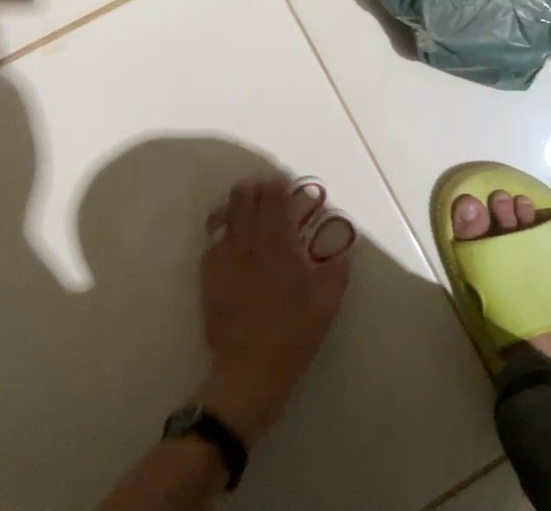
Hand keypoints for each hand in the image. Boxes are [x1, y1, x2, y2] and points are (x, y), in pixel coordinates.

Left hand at [197, 178, 350, 442]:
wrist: (249, 370)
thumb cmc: (293, 334)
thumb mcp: (326, 303)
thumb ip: (336, 271)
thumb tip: (341, 252)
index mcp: (277, 247)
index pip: (273, 204)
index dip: (277, 187)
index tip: (283, 180)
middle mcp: (246, 246)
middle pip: (243, 202)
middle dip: (253, 190)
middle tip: (264, 189)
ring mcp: (223, 261)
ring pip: (224, 218)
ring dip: (235, 206)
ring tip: (244, 205)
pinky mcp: (208, 278)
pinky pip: (212, 243)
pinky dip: (221, 231)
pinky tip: (228, 236)